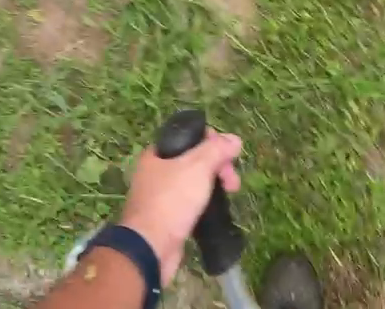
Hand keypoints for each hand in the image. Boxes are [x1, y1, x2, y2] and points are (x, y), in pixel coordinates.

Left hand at [118, 128, 242, 282]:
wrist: (150, 249)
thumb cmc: (172, 200)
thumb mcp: (198, 166)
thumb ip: (217, 149)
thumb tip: (235, 139)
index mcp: (158, 152)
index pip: (191, 136)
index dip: (214, 143)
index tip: (229, 157)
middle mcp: (156, 171)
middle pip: (195, 159)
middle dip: (219, 167)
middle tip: (232, 182)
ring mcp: (160, 196)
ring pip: (194, 182)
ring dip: (214, 185)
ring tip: (230, 195)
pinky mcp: (166, 218)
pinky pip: (189, 202)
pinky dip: (203, 203)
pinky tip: (213, 209)